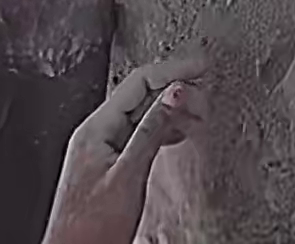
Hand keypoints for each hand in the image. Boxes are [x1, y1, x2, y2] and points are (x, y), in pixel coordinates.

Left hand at [43, 57, 207, 243]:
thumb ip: (152, 129)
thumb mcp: (128, 175)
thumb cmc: (89, 233)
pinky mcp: (113, 163)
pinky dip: (167, 127)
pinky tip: (181, 131)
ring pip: (146, 113)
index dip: (173, 70)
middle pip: (143, 94)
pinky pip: (144, 132)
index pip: (140, 81)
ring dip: (174, 109)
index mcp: (96, 128)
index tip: (200, 68)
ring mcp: (105, 148)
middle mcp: (98, 132)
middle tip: (204, 94)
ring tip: (200, 111)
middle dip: (177, 89)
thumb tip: (176, 91)